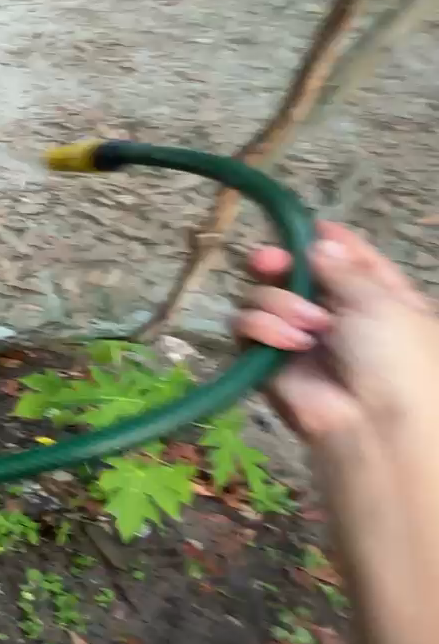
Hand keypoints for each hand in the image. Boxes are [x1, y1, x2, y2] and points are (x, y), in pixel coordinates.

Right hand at [234, 221, 437, 449]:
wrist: (371, 418)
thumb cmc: (398, 358)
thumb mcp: (385, 305)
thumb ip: (346, 269)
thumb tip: (318, 241)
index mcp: (376, 297)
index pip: (347, 259)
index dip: (327, 240)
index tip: (306, 225)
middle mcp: (332, 311)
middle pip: (291, 273)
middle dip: (279, 265)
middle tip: (269, 262)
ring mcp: (295, 331)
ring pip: (262, 296)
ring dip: (280, 307)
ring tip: (307, 329)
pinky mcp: (262, 351)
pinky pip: (245, 324)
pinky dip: (263, 330)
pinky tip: (287, 344)